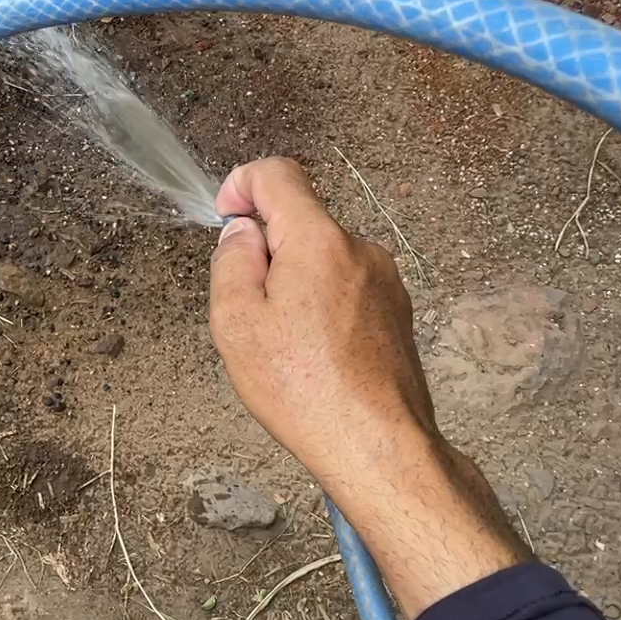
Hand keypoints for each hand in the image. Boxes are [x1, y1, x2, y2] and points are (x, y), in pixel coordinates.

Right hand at [210, 157, 527, 614]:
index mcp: (318, 241)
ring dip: (291, 277)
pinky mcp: (394, 310)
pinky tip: (310, 351)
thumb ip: (232, 261)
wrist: (377, 445)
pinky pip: (343, 283)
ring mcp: (384, 280)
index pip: (278, 174)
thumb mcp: (236, 322)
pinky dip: (318, 300)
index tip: (226, 219)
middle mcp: (359, 249)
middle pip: (300, 218)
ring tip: (281, 340)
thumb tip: (243, 233)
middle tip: (247, 306)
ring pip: (321, 254)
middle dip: (264, 246)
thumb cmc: (302, 388)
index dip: (241, 185)